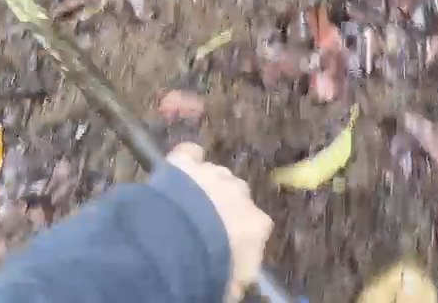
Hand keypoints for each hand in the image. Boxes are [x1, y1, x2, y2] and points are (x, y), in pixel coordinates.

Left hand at [166, 143, 273, 301]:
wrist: (180, 241)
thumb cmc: (213, 268)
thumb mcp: (234, 285)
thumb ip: (240, 274)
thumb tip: (236, 277)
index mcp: (257, 223)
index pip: (257, 226)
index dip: (242, 234)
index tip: (230, 245)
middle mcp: (240, 192)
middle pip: (237, 194)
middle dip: (225, 206)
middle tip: (208, 224)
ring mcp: (213, 172)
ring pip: (215, 174)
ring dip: (206, 185)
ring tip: (189, 203)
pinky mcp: (188, 161)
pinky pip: (191, 153)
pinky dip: (189, 157)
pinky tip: (186, 163)